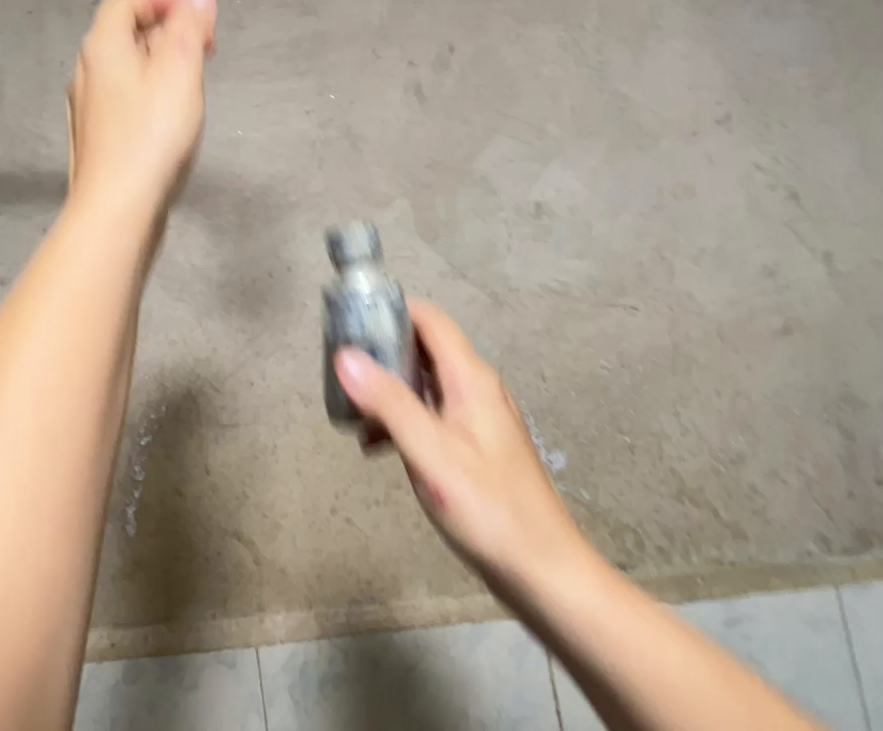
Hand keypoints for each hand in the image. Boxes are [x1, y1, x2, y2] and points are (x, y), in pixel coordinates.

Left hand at [66, 0, 217, 211]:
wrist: (116, 209)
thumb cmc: (151, 136)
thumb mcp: (180, 71)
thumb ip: (189, 26)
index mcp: (102, 47)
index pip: (126, 0)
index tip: (201, 11)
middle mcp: (86, 71)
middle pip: (124, 32)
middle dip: (167, 28)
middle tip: (206, 45)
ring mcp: (87, 108)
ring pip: (125, 68)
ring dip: (160, 61)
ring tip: (194, 79)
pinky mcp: (96, 138)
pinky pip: (123, 98)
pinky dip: (149, 90)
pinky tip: (170, 117)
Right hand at [337, 300, 593, 600]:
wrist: (542, 570)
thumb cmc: (485, 507)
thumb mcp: (428, 452)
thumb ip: (388, 402)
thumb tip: (345, 356)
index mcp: (470, 378)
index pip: (429, 319)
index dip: (390, 312)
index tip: (349, 324)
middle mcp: (477, 388)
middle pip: (424, 348)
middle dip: (381, 353)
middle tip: (340, 371)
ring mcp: (478, 418)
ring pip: (425, 384)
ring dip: (388, 391)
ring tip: (351, 413)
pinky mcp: (476, 447)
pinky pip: (432, 415)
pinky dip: (403, 420)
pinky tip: (378, 447)